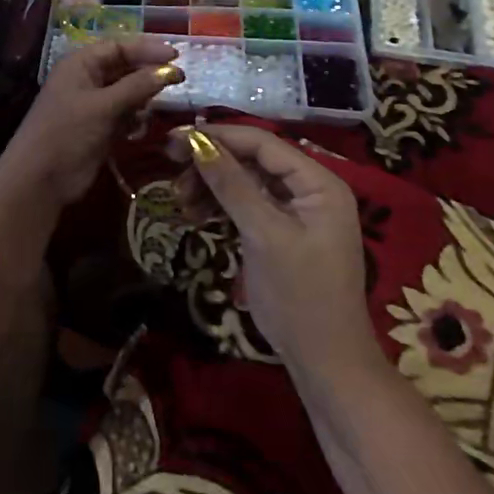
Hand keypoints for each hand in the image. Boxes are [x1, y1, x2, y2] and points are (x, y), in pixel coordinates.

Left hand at [0, 37, 181, 211]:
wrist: (41, 177)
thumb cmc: (68, 132)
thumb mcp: (103, 106)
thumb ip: (137, 86)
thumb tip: (170, 70)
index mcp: (79, 65)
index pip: (116, 47)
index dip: (146, 49)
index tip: (177, 55)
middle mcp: (85, 81)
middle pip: (122, 69)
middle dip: (148, 73)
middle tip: (181, 79)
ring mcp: (91, 106)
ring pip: (125, 94)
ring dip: (143, 98)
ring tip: (164, 104)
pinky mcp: (98, 129)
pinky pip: (123, 116)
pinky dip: (134, 119)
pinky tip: (141, 126)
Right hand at [172, 124, 377, 376]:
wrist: (322, 357)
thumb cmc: (300, 294)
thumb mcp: (263, 235)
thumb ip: (231, 185)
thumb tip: (198, 142)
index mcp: (318, 183)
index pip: (262, 142)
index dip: (218, 136)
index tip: (174, 141)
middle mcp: (308, 189)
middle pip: (250, 158)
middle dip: (210, 162)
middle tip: (170, 168)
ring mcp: (293, 210)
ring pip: (242, 180)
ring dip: (208, 185)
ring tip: (180, 202)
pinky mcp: (278, 230)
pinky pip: (243, 203)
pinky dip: (217, 205)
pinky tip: (194, 215)